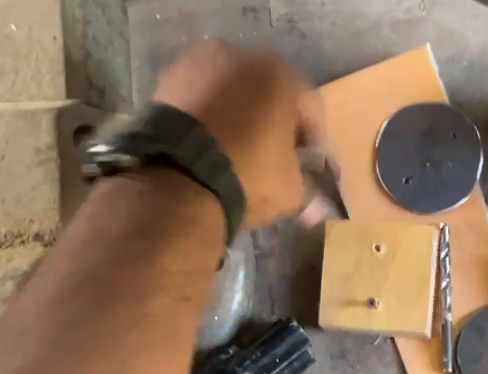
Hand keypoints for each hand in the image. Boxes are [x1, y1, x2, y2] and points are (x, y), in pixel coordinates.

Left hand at [152, 43, 327, 228]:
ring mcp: (200, 63)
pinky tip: (212, 149)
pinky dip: (211, 119)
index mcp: (281, 76)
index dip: (314, 143)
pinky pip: (203, 100)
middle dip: (275, 124)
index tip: (309, 170)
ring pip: (233, 94)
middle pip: (270, 94)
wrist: (180, 176)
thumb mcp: (293, 191)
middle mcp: (241, 56)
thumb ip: (307, 186)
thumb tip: (317, 203)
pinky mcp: (169, 79)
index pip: (311, 109)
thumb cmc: (250, 176)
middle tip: (274, 160)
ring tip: (238, 154)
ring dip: (241, 118)